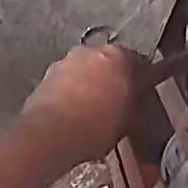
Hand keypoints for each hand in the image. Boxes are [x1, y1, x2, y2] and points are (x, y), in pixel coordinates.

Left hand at [16, 44, 141, 164]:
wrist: (50, 135)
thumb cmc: (94, 127)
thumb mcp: (128, 123)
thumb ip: (135, 107)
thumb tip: (133, 107)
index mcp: (120, 57)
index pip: (141, 65)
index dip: (142, 84)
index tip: (141, 97)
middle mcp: (91, 51)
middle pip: (108, 65)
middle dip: (112, 82)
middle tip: (115, 106)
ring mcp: (65, 62)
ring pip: (84, 73)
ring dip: (88, 87)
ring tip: (90, 114)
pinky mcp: (45, 77)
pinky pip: (65, 85)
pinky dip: (69, 95)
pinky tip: (71, 115)